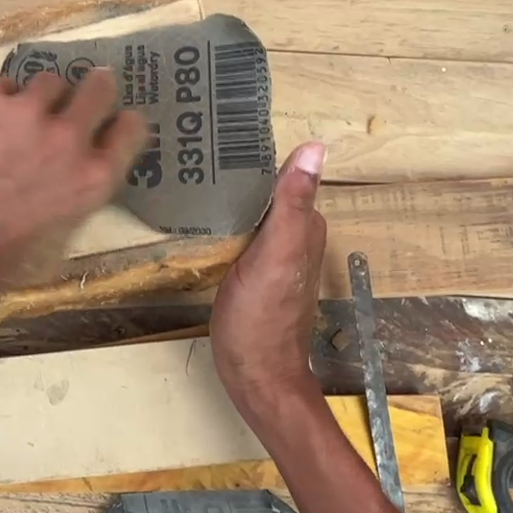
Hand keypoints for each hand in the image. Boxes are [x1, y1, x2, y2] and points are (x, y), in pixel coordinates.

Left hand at [0, 70, 145, 301]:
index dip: (117, 124)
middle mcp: (67, 138)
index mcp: (90, 182)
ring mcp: (25, 111)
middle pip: (98, 87)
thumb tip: (68, 185)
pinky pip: (1, 85)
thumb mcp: (47, 249)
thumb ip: (70, 205)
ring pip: (47, 81)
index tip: (106, 122)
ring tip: (10, 120)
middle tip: (69, 100)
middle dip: (88, 90)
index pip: (131, 130)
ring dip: (36, 97)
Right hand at [209, 142, 328, 416]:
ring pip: (256, 216)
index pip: (288, 179)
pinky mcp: (253, 277)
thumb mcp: (273, 256)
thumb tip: (316, 146)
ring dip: (234, 199)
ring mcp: (273, 261)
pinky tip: (206, 224)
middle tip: (201, 154)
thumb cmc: (261, 318)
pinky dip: (227, 225)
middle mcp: (293, 241)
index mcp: (303, 230)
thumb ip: (291, 204)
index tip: (228, 137)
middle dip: (245, 174)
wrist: (254, 375)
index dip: (263, 158)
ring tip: (197, 180)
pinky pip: (243, 238)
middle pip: (270, 196)